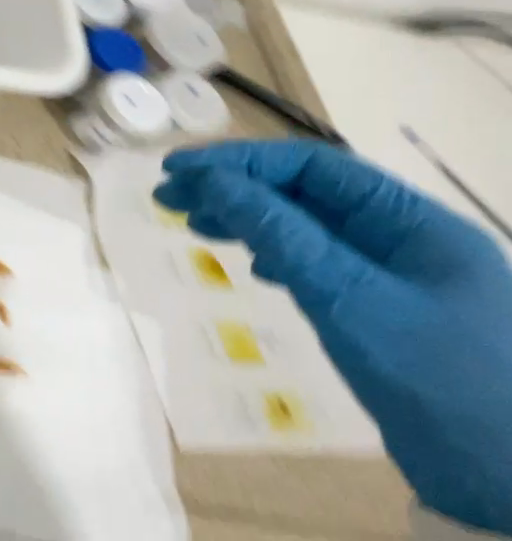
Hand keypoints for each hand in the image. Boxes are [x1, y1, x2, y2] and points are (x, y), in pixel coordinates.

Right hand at [156, 140, 511, 533]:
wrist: (504, 483)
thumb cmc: (434, 377)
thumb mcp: (345, 295)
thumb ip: (277, 230)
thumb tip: (208, 178)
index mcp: (417, 223)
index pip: (313, 166)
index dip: (239, 161)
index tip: (175, 171)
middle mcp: (409, 240)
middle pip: (307, 192)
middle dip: (234, 189)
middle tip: (167, 199)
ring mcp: (400, 278)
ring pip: (308, 227)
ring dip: (247, 220)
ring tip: (193, 227)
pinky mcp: (386, 312)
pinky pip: (319, 263)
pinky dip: (273, 255)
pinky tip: (251, 268)